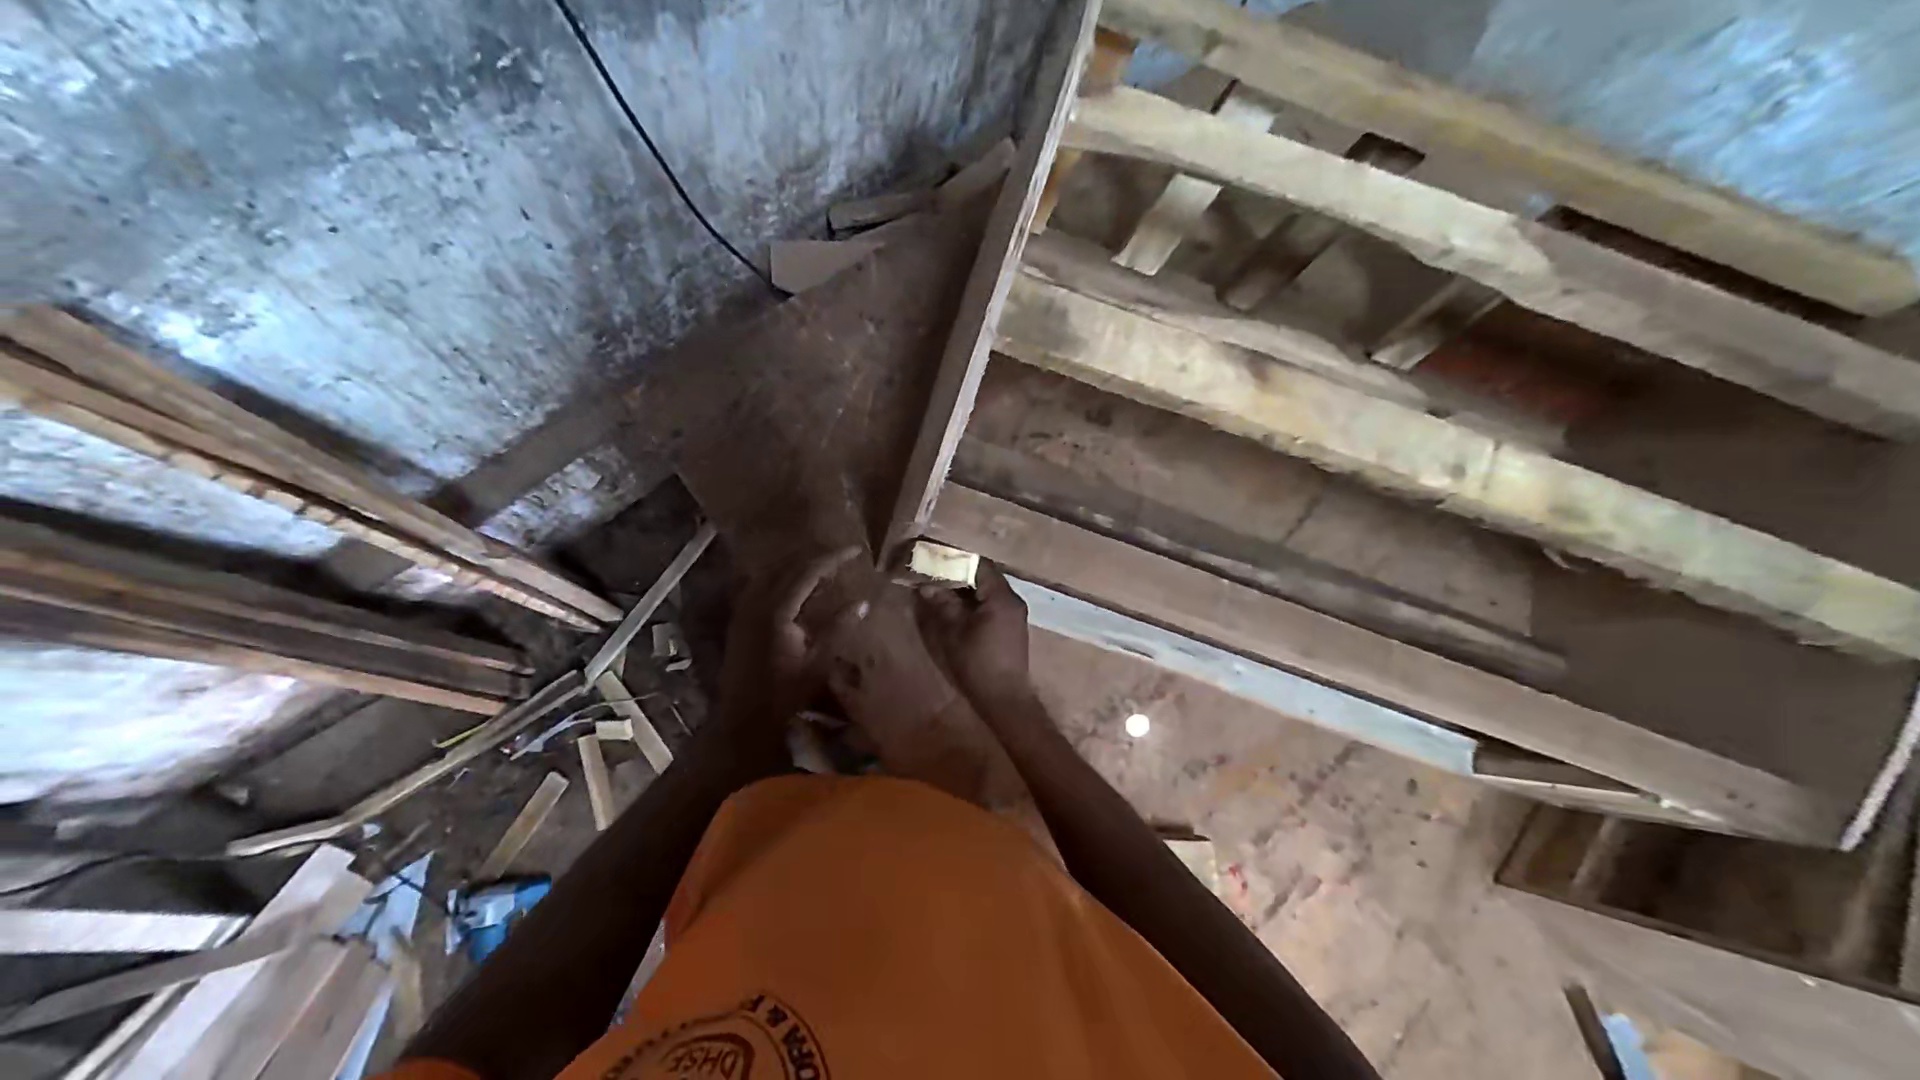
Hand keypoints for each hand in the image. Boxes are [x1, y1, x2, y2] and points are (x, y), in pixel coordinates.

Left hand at [719, 546, 865, 723]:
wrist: (743, 719)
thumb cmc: (784, 695)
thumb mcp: (818, 663)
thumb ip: (839, 629)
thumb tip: (862, 602)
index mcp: (777, 611)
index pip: (807, 571)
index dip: (832, 558)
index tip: (855, 550)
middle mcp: (757, 603)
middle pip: (786, 566)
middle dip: (815, 555)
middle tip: (841, 554)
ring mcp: (744, 610)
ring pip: (770, 572)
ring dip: (795, 563)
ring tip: (820, 563)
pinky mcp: (739, 620)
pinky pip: (760, 584)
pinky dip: (780, 576)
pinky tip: (793, 584)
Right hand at [914, 560, 1034, 712]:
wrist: (1004, 697)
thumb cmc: (978, 662)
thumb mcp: (954, 631)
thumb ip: (942, 603)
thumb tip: (926, 584)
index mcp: (1001, 597)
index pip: (980, 565)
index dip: (957, 561)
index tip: (935, 561)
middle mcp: (1013, 601)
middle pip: (985, 576)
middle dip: (960, 575)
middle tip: (935, 576)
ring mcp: (1015, 615)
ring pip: (989, 591)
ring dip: (967, 589)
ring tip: (942, 591)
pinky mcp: (1012, 627)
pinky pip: (993, 604)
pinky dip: (976, 602)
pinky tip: (957, 609)